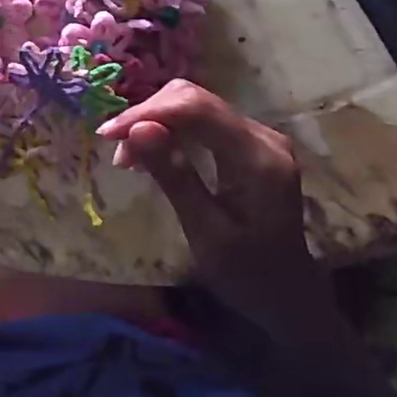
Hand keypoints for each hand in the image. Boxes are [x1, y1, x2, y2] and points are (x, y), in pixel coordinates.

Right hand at [97, 80, 323, 329]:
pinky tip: (152, 153)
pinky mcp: (248, 143)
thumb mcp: (205, 232)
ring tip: (128, 158)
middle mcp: (263, 136)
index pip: (197, 109)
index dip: (148, 111)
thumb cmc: (247, 275)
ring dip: (156, 121)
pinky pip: (202, 121)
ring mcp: (258, 136)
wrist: (289, 296)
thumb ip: (174, 176)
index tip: (108, 134)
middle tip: (118, 153)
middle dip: (149, 116)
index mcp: (258, 157)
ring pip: (195, 105)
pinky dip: (171, 130)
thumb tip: (136, 129)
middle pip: (195, 99)